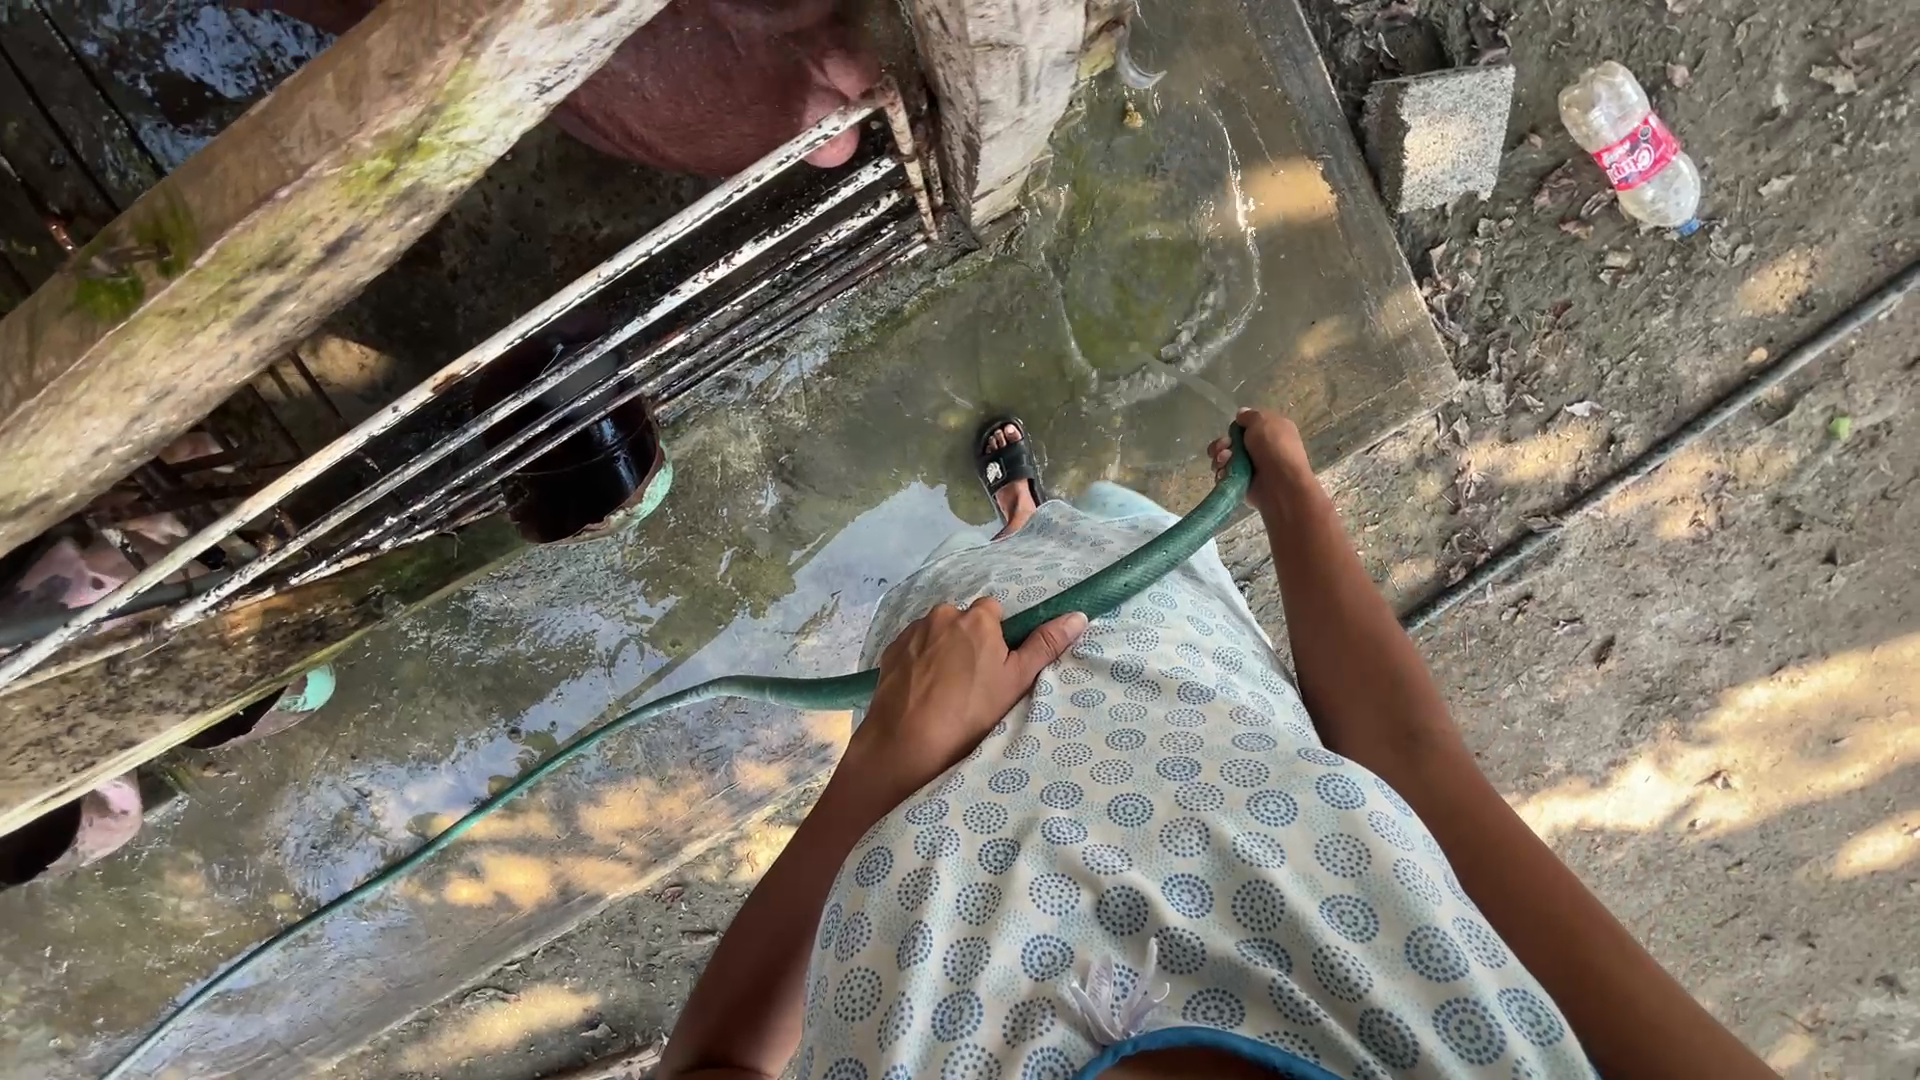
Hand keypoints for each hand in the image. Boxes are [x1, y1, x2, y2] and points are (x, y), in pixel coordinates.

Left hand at [838, 598, 1086, 813]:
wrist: (906, 742)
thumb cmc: (970, 712)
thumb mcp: (1017, 681)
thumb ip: (1046, 644)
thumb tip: (1078, 615)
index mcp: (976, 618)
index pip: (994, 610)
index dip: (997, 636)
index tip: (996, 665)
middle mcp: (942, 615)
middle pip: (963, 621)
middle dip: (968, 641)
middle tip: (972, 681)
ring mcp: (912, 632)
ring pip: (936, 633)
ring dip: (942, 650)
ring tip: (944, 690)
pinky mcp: (891, 651)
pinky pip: (913, 648)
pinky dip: (919, 662)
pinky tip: (922, 691)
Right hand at [1210, 407, 1318, 520]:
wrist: (1280, 483)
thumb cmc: (1274, 447)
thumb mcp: (1262, 421)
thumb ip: (1249, 416)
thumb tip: (1241, 415)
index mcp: (1271, 430)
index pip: (1246, 426)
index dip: (1235, 429)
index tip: (1232, 432)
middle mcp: (1261, 448)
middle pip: (1231, 443)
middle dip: (1222, 445)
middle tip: (1224, 449)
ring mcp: (1251, 466)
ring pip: (1224, 459)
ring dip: (1220, 459)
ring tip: (1225, 462)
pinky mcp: (1242, 482)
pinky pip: (1225, 475)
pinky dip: (1222, 474)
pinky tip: (1225, 474)